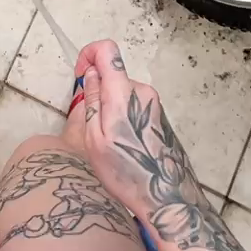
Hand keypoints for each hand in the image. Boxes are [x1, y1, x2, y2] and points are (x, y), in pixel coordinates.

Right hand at [69, 39, 209, 245]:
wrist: (168, 200)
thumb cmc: (126, 172)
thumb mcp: (95, 138)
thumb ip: (92, 101)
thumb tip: (91, 74)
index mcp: (124, 92)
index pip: (106, 50)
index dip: (88, 55)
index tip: (81, 77)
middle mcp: (143, 91)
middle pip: (113, 75)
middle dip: (98, 91)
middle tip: (93, 127)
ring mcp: (155, 105)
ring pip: (123, 93)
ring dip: (111, 108)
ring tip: (110, 143)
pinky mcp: (161, 118)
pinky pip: (134, 106)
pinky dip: (124, 117)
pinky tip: (125, 147)